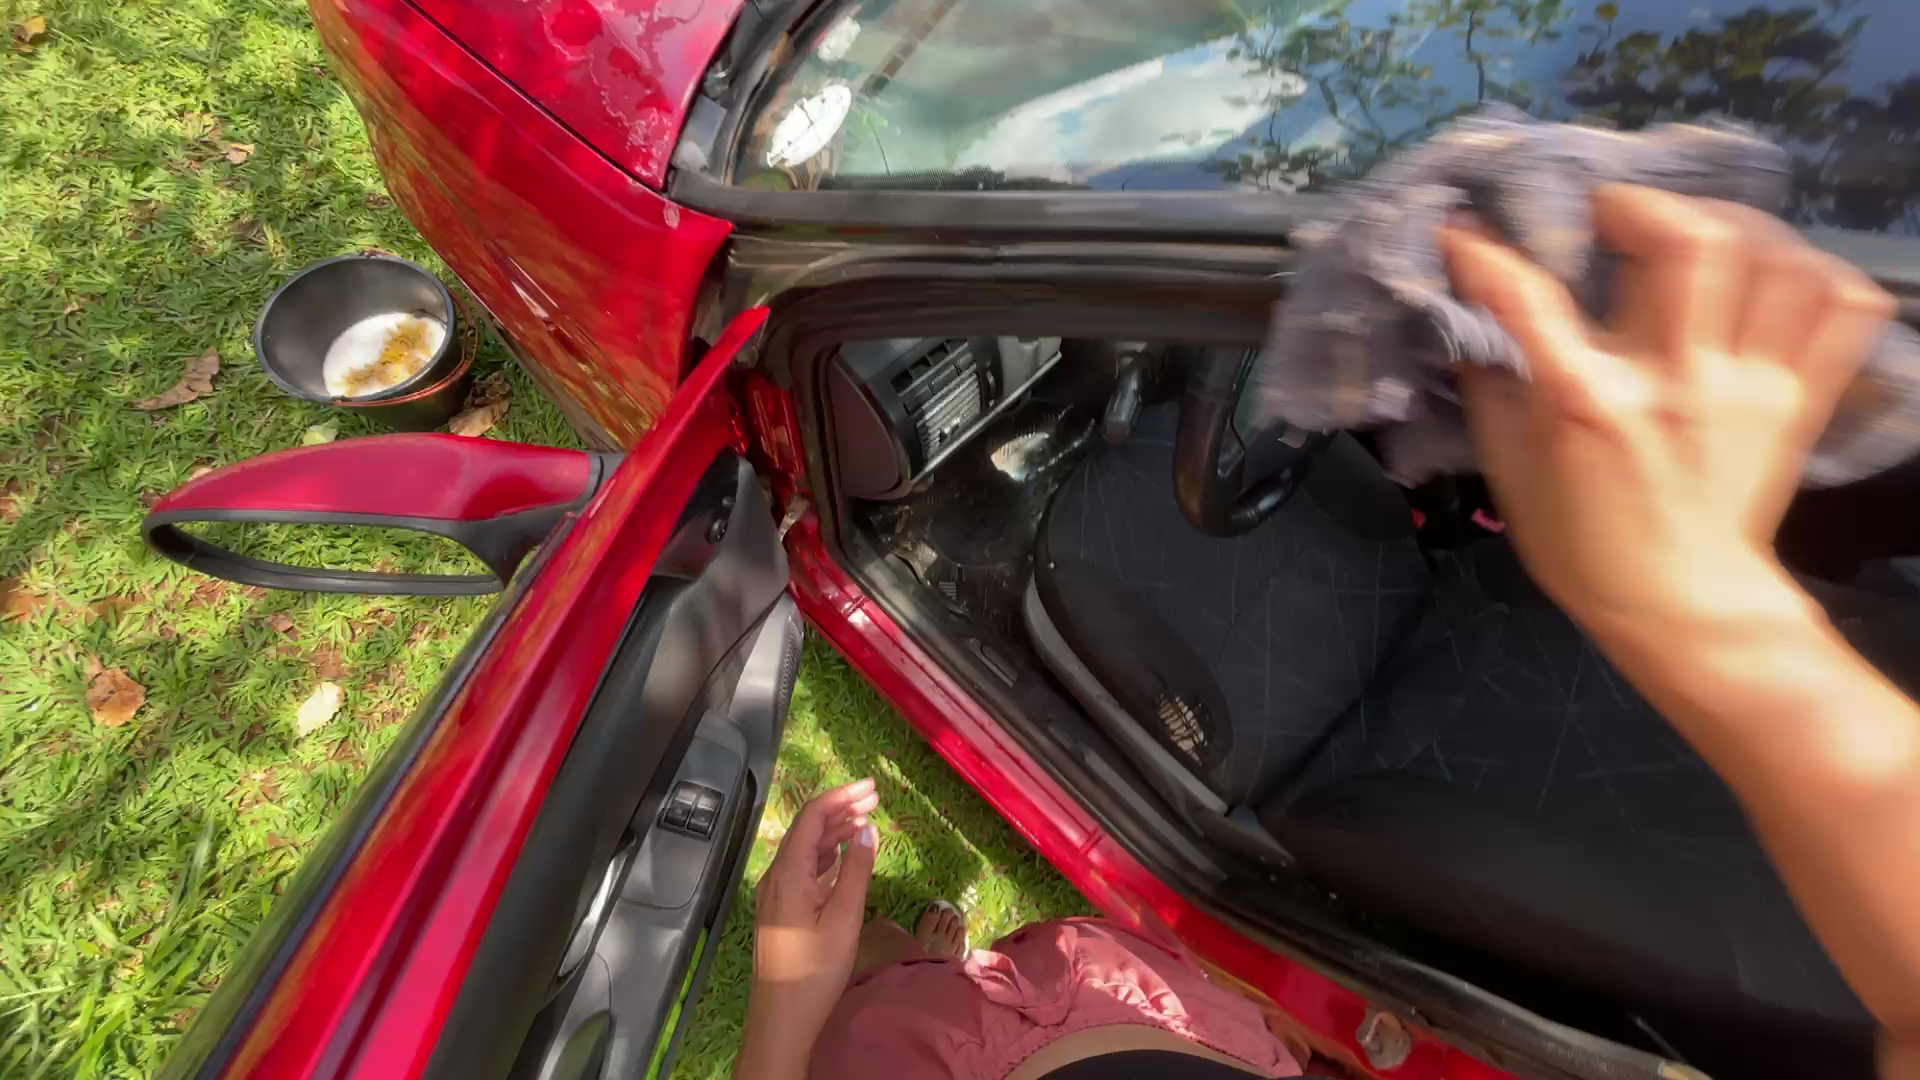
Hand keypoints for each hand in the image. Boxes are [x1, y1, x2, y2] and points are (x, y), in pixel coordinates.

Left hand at [740, 778, 879, 1072]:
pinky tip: (844, 853)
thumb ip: (856, 869)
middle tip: (876, 798)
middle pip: (808, 827)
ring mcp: (776, 892)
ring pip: (806, 846)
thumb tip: (867, 828)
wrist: (780, 1022)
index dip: (842, 795)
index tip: (873, 787)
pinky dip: (827, 852)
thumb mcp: (844, 918)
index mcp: (787, 872)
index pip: (813, 816)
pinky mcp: (781, 907)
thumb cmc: (814, 971)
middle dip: (841, 808)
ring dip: (835, 829)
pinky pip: (804, 866)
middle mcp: (776, 874)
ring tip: (866, 819)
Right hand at [1442, 184, 1894, 641]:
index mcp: (1585, 401)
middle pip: (1690, 246)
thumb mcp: (1506, 466)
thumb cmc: (1571, 536)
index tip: (1461, 231)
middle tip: (1608, 211)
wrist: (1673, 594)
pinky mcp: (1800, 397)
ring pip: (1775, 260)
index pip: (1529, 301)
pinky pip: (1838, 307)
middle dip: (1642, 206)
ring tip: (1687, 234)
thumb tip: (1475, 330)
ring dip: (1727, 227)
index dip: (1487, 256)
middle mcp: (1673, 379)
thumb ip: (1492, 388)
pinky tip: (1761, 277)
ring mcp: (1748, 384)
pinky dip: (1807, 273)